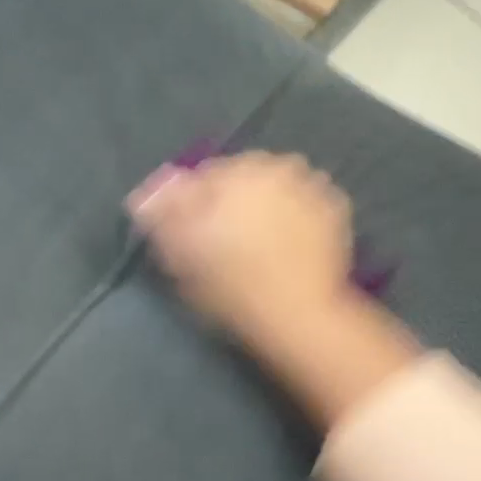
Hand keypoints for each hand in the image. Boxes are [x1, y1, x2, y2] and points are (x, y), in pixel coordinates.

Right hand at [128, 150, 418, 426]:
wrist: (298, 315)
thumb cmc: (231, 286)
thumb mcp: (181, 254)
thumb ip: (163, 214)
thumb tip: (145, 193)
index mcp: (234, 171)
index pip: (200, 178)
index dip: (190, 208)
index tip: (189, 237)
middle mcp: (276, 166)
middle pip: (241, 179)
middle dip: (229, 203)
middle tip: (221, 243)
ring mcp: (311, 185)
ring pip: (273, 189)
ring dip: (262, 207)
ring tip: (254, 246)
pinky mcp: (335, 209)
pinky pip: (302, 205)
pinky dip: (292, 218)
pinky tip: (283, 247)